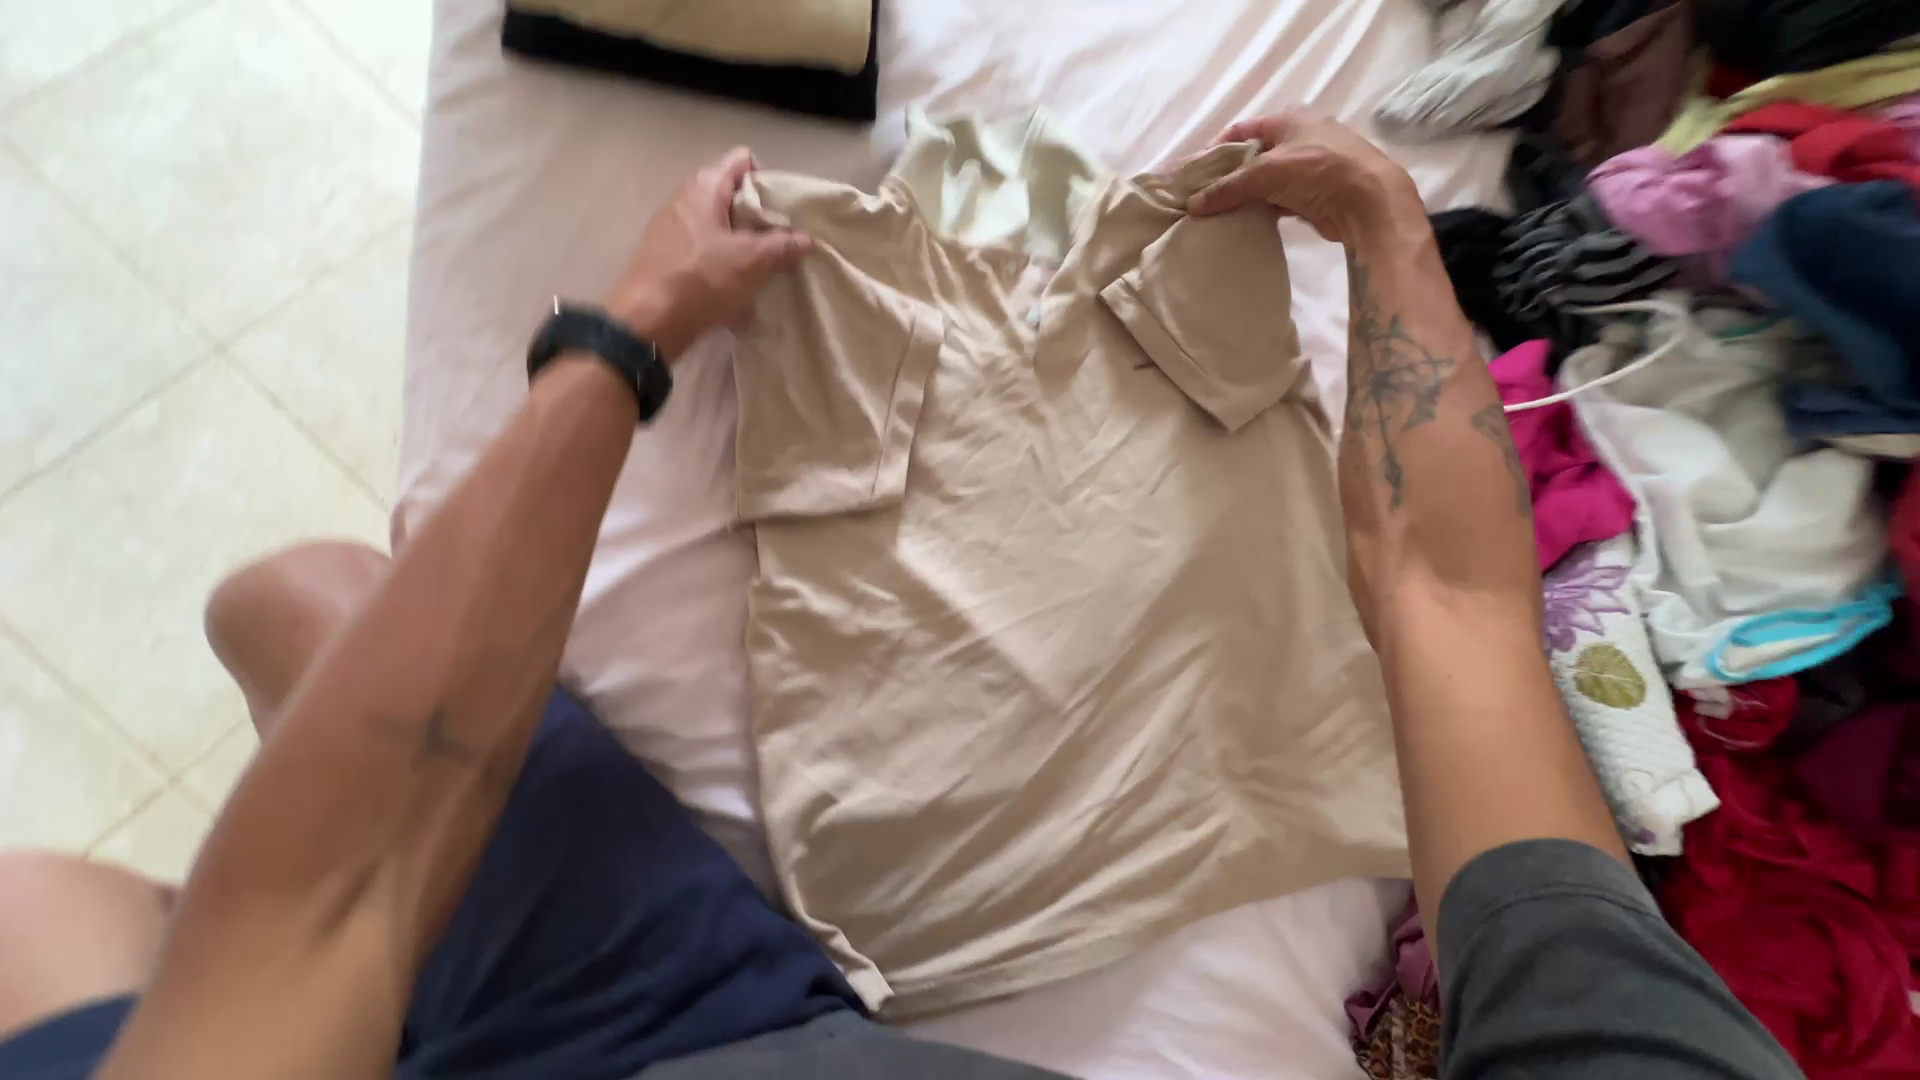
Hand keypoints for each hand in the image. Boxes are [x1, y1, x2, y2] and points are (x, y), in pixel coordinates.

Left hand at [604, 147, 811, 360]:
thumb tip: (807, 239)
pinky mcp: (669, 259)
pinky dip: (726, 263)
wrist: (648, 320)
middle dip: (759, 216)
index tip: (786, 210)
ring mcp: (674, 230)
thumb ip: (782, 246)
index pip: (742, 161)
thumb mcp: (751, 261)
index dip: (768, 180)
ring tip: (766, 267)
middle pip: (732, 195)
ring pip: (720, 227)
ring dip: (744, 243)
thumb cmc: (701, 279)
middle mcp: (685, 200)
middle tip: (783, 242)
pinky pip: (707, 252)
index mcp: (704, 188)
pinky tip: (740, 287)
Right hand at [1186, 115, 1423, 245]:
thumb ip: (1227, 188)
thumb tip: (1194, 205)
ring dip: (1243, 196)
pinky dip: (1259, 210)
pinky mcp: (1311, 193)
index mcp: (1289, 119)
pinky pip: (1276, 200)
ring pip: (1263, 180)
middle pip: (1251, 156)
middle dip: (1227, 176)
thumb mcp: (1266, 173)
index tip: (1196, 173)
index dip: (1216, 148)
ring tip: (1217, 213)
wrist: (1367, 201)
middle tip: (1202, 197)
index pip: (1242, 130)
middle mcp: (1297, 138)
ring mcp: (1306, 166)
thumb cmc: (1318, 170)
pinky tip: (1243, 223)